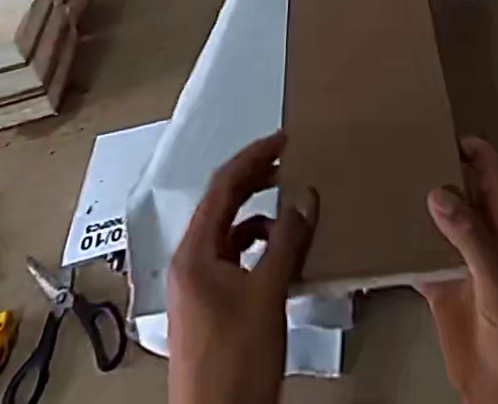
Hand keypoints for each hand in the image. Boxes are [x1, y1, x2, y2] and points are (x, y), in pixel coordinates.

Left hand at [167, 132, 316, 403]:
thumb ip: (287, 239)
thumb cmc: (237, 358)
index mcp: (195, 254)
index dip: (252, 157)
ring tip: (289, 196)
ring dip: (257, 208)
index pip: (222, 188)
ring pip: (228, 229)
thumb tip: (306, 195)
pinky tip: (281, 243)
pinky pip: (234, 254)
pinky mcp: (212, 303)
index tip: (282, 138)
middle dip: (254, 176)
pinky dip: (257, 239)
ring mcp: (199, 285)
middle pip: (222, 204)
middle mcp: (191, 263)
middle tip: (288, 156)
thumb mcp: (268, 292)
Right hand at [417, 137, 497, 403]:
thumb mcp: (495, 277)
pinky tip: (383, 245)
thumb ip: (469, 237)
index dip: (477, 151)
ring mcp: (458, 265)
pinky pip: (417, 262)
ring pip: (436, 225)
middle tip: (411, 155)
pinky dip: (401, 252)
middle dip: (440, 171)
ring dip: (418, 209)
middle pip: (460, 194)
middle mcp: (477, 241)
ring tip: (391, 190)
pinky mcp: (440, 291)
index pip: (491, 177)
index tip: (449, 135)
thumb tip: (440, 195)